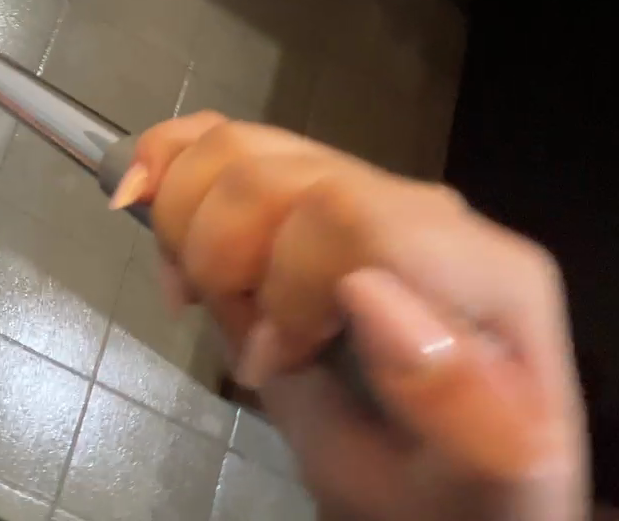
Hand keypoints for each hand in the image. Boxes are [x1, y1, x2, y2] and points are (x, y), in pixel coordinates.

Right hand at [126, 113, 587, 520]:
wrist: (409, 472)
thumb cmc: (437, 485)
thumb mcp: (473, 483)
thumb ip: (453, 404)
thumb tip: (369, 289)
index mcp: (479, 267)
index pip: (344, 212)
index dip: (281, 281)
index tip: (273, 359)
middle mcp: (412, 204)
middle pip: (266, 174)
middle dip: (220, 261)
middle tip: (241, 337)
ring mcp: (344, 182)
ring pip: (226, 146)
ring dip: (183, 225)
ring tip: (204, 292)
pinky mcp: (287, 181)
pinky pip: (208, 134)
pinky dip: (159, 159)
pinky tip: (138, 199)